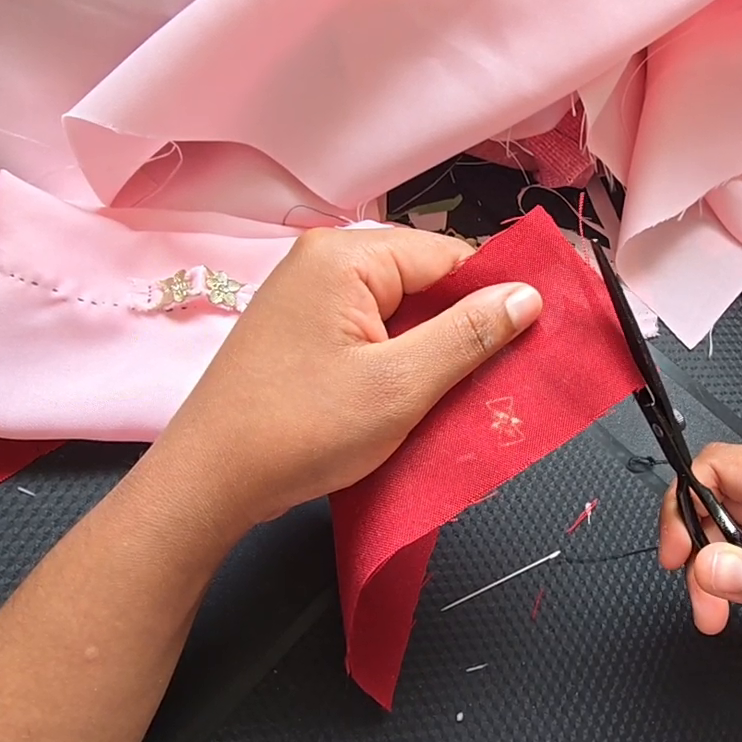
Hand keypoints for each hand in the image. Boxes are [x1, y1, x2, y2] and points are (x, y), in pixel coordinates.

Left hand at [134, 225, 541, 534]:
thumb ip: (470, 333)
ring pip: (401, 310)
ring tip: (465, 389)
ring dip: (434, 348)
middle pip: (423, 281)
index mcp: (345, 256)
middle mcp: (324, 262)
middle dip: (464, 326)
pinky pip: (373, 331)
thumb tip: (529, 295)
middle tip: (503, 373)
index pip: (448, 256)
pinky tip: (420, 392)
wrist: (208, 485)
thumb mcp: (401, 384)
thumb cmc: (303, 430)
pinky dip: (402, 359)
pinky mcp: (303, 331)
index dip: (494, 295)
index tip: (534, 337)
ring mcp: (309, 297)